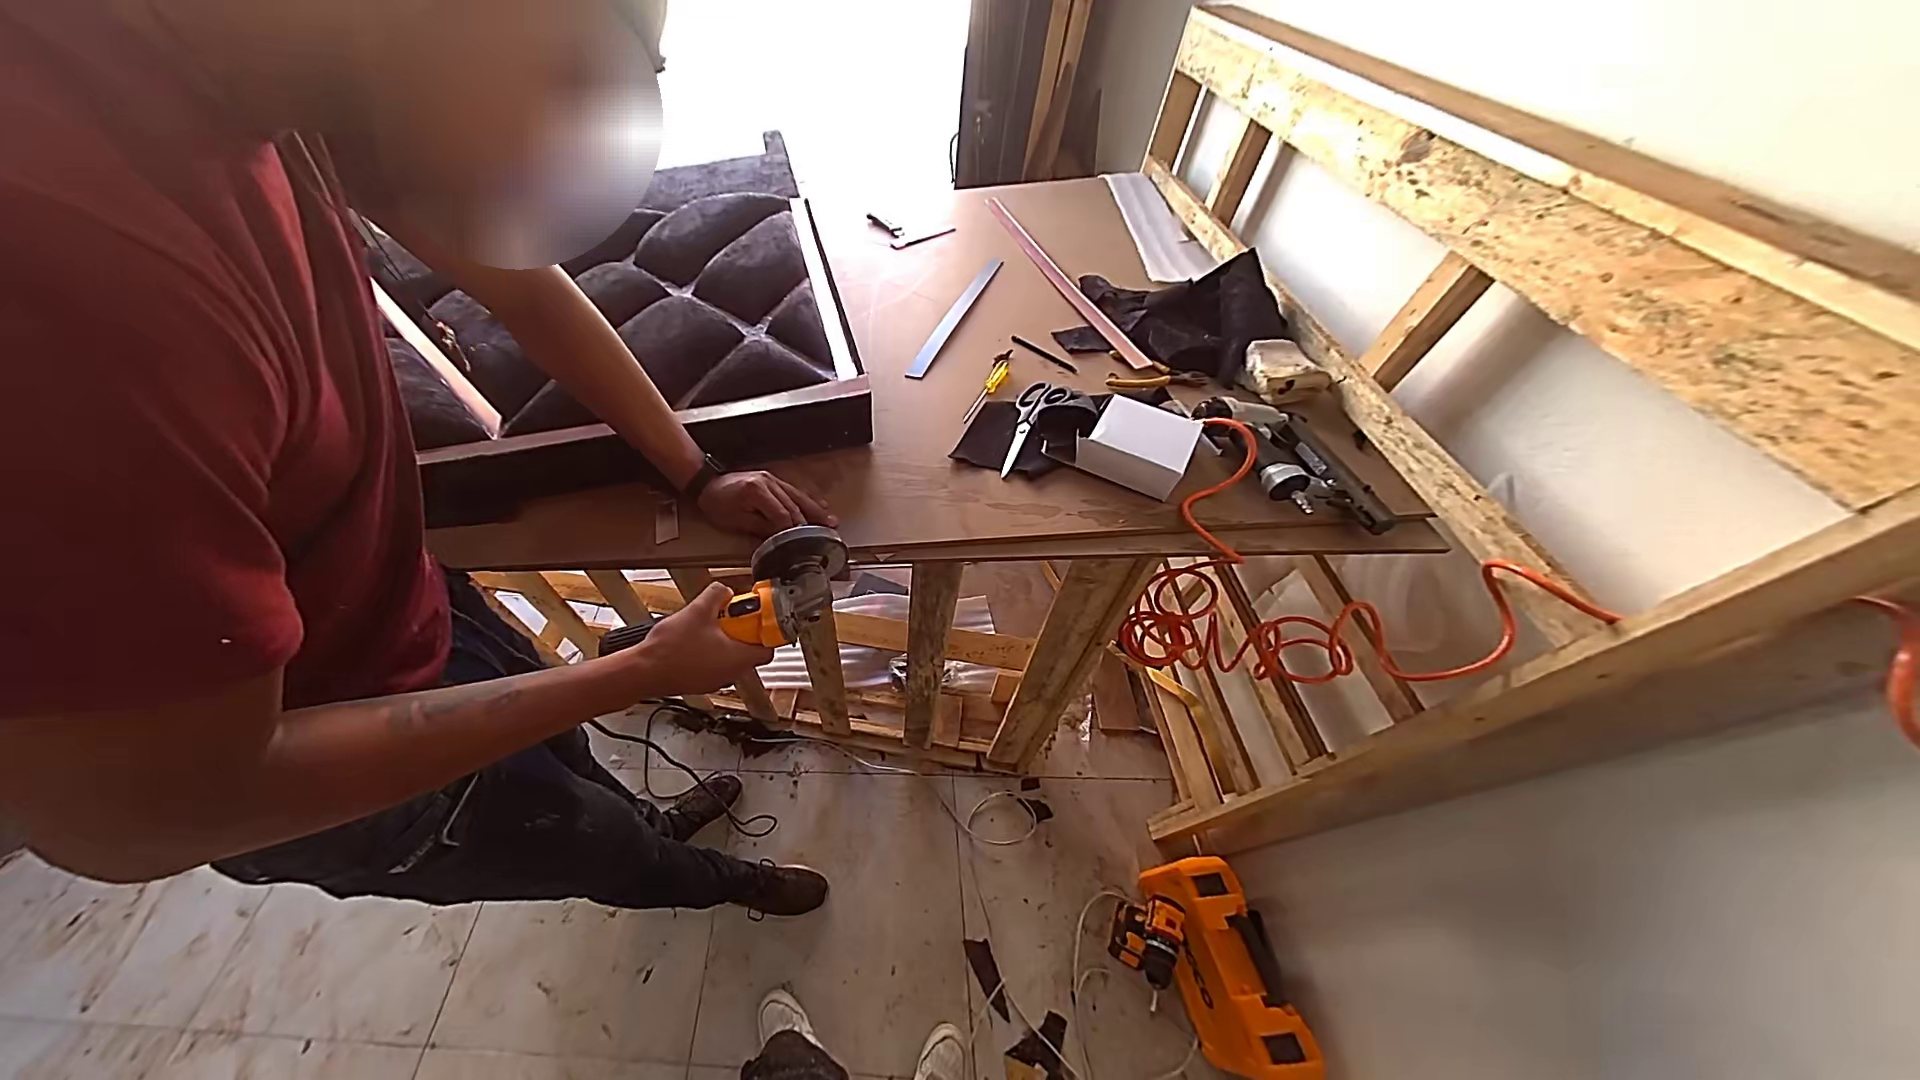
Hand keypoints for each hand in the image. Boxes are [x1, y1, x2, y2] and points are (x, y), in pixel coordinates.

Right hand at [606, 583, 774, 698]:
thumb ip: (717, 595)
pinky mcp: (700, 682)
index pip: (769, 649)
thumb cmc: (669, 650)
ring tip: (709, 627)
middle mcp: (731, 673)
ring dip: (725, 641)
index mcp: (739, 658)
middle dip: (743, 632)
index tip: (759, 619)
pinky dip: (711, 651)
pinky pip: (714, 664)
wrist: (642, 672)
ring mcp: (715, 680)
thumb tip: (725, 590)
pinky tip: (694, 639)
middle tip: (730, 618)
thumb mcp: (698, 610)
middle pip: (750, 650)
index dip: (767, 632)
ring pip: (731, 657)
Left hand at [696, 470, 835, 536]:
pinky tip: (821, 507)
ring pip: (799, 497)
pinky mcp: (774, 481)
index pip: (782, 515)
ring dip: (816, 511)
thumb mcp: (735, 521)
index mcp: (757, 492)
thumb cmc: (716, 503)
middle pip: (794, 506)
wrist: (706, 482)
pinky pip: (795, 492)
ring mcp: (773, 480)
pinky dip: (808, 501)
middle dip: (809, 523)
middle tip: (825, 536)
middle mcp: (769, 483)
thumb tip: (779, 540)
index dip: (791, 531)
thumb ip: (760, 529)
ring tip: (832, 522)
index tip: (799, 544)